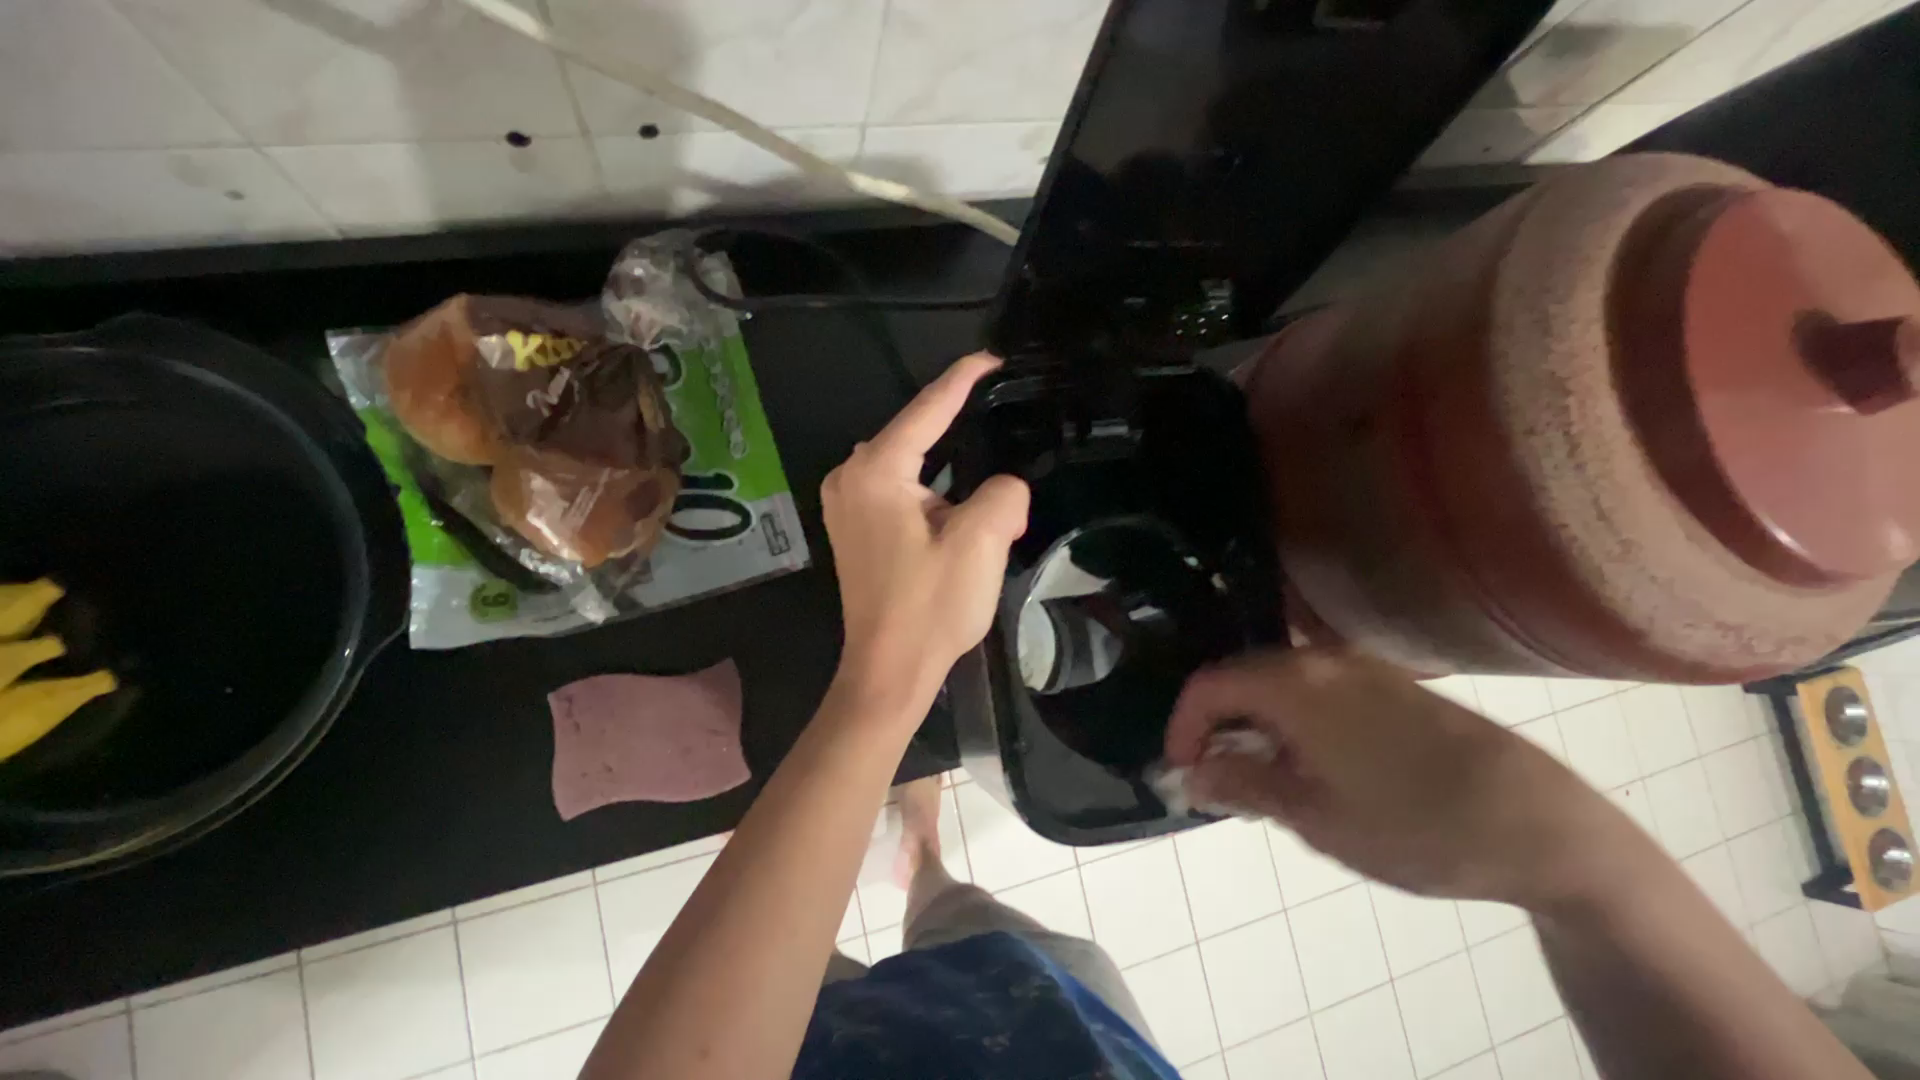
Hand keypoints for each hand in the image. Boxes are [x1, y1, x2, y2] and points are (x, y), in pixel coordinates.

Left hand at [822, 353, 1029, 704]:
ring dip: (947, 463)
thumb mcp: (980, 542)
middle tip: (1004, 417)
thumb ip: (1002, 494)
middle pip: (913, 432)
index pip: (928, 408)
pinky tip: (956, 494)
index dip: (964, 379)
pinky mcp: (853, 527)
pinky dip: (930, 485)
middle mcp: (850, 477)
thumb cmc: (929, 607)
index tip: (994, 358)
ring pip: (907, 462)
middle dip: (959, 427)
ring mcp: (845, 503)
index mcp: (876, 471)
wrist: (888, 670)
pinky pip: (896, 486)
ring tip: (989, 458)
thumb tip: (1004, 487)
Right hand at [1165, 649, 1634, 908]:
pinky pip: (1319, 689)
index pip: (1209, 686)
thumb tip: (1194, 770)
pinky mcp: (1396, 685)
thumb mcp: (1316, 819)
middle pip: (1242, 677)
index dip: (1183, 727)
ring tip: (1265, 781)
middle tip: (1220, 782)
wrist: (1542, 824)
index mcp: (1295, 684)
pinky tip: (1314, 765)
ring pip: (1282, 683)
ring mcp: (1365, 668)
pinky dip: (1295, 719)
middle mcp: (1325, 661)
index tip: (1184, 772)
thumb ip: (1244, 786)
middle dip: (1218, 726)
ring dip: (1257, 724)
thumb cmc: (1415, 825)